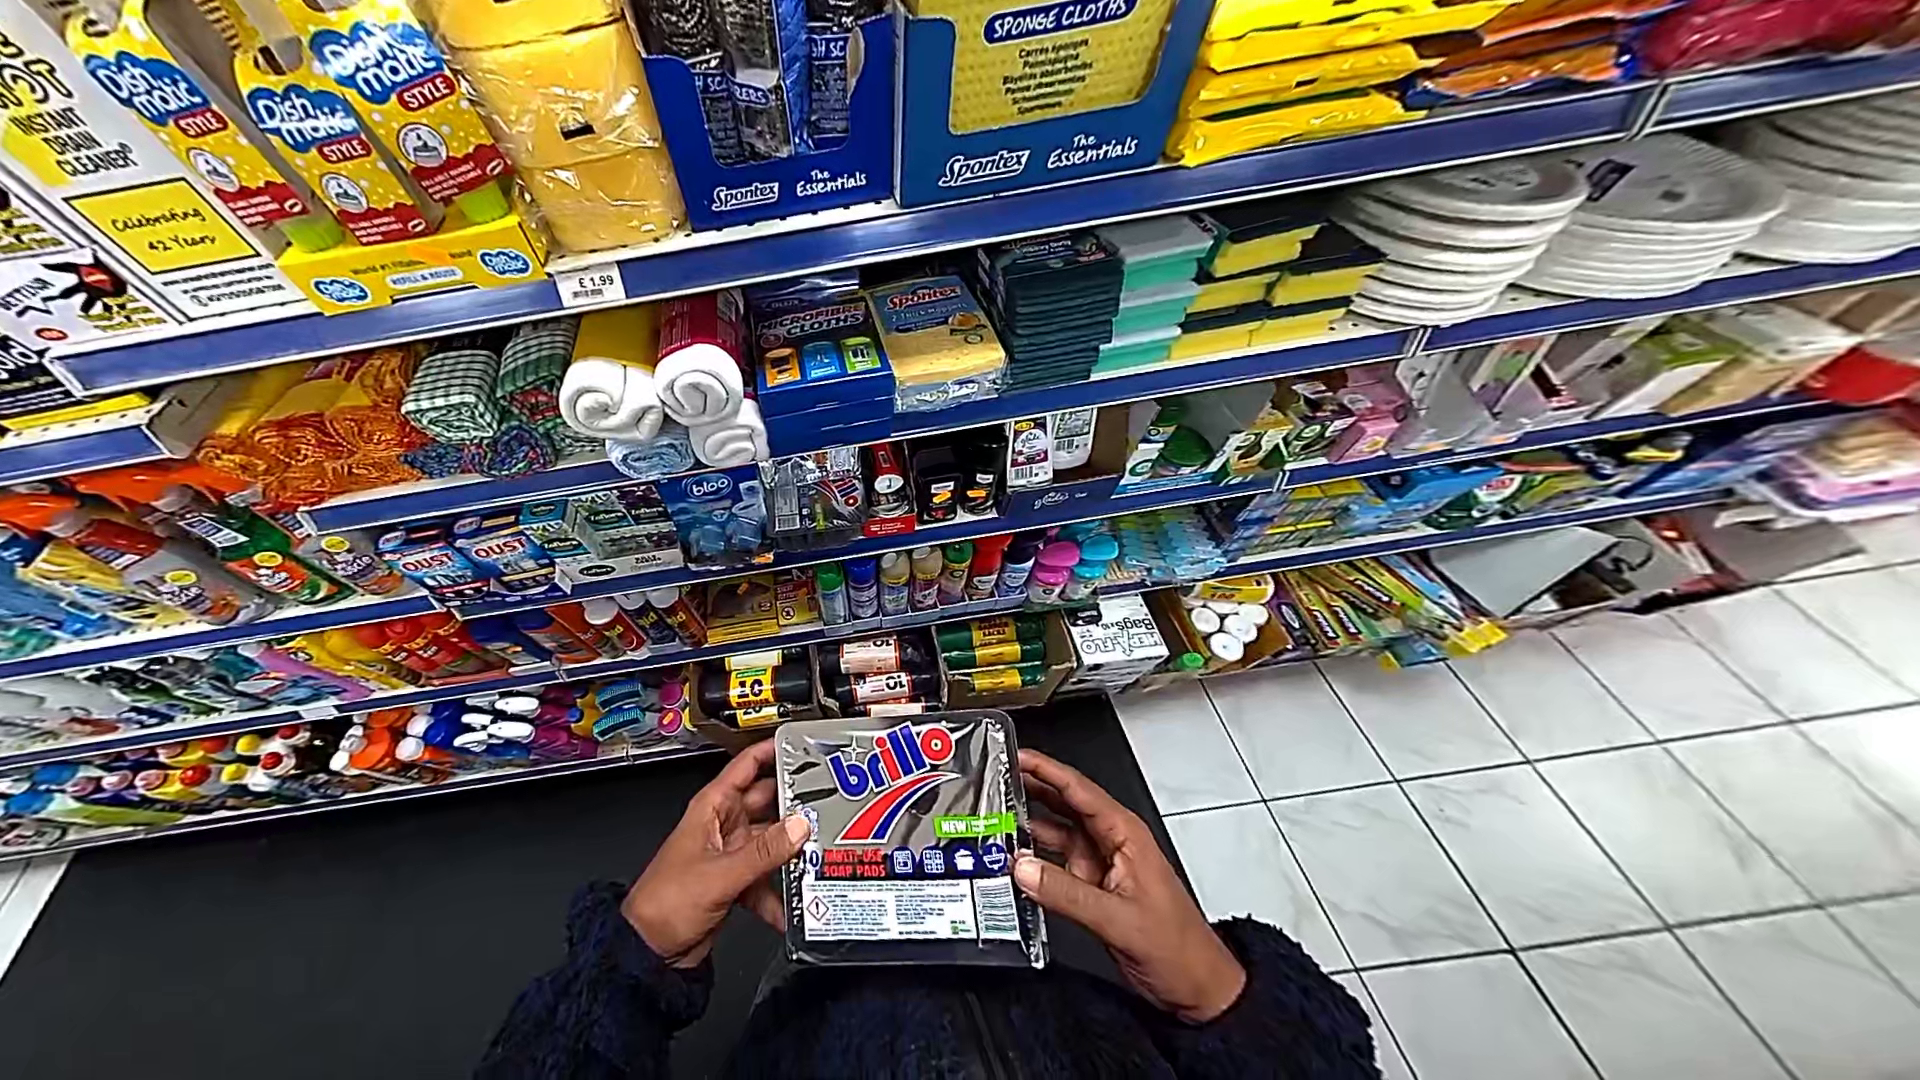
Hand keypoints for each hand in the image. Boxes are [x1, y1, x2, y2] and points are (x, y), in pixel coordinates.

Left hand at [622, 739, 808, 967]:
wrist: (646, 956)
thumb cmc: (664, 904)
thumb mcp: (720, 873)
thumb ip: (764, 850)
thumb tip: (800, 825)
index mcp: (713, 807)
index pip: (747, 765)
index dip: (774, 750)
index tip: (804, 745)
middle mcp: (724, 824)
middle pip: (768, 801)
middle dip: (796, 802)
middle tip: (827, 802)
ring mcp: (732, 852)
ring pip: (772, 839)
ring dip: (791, 848)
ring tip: (818, 851)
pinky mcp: (736, 880)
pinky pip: (767, 876)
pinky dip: (780, 889)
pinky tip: (794, 902)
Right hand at [1015, 749, 1246, 1024]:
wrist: (1196, 988)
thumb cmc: (1178, 947)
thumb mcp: (1118, 919)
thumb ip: (1065, 892)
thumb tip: (1023, 868)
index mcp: (1124, 832)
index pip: (1078, 789)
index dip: (1047, 769)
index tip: (1019, 756)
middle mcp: (1110, 840)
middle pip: (1065, 802)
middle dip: (1032, 786)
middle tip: (998, 775)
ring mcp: (1100, 862)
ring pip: (1057, 830)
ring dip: (1029, 821)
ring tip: (997, 812)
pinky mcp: (1091, 884)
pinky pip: (1056, 860)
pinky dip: (1034, 856)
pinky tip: (1014, 856)